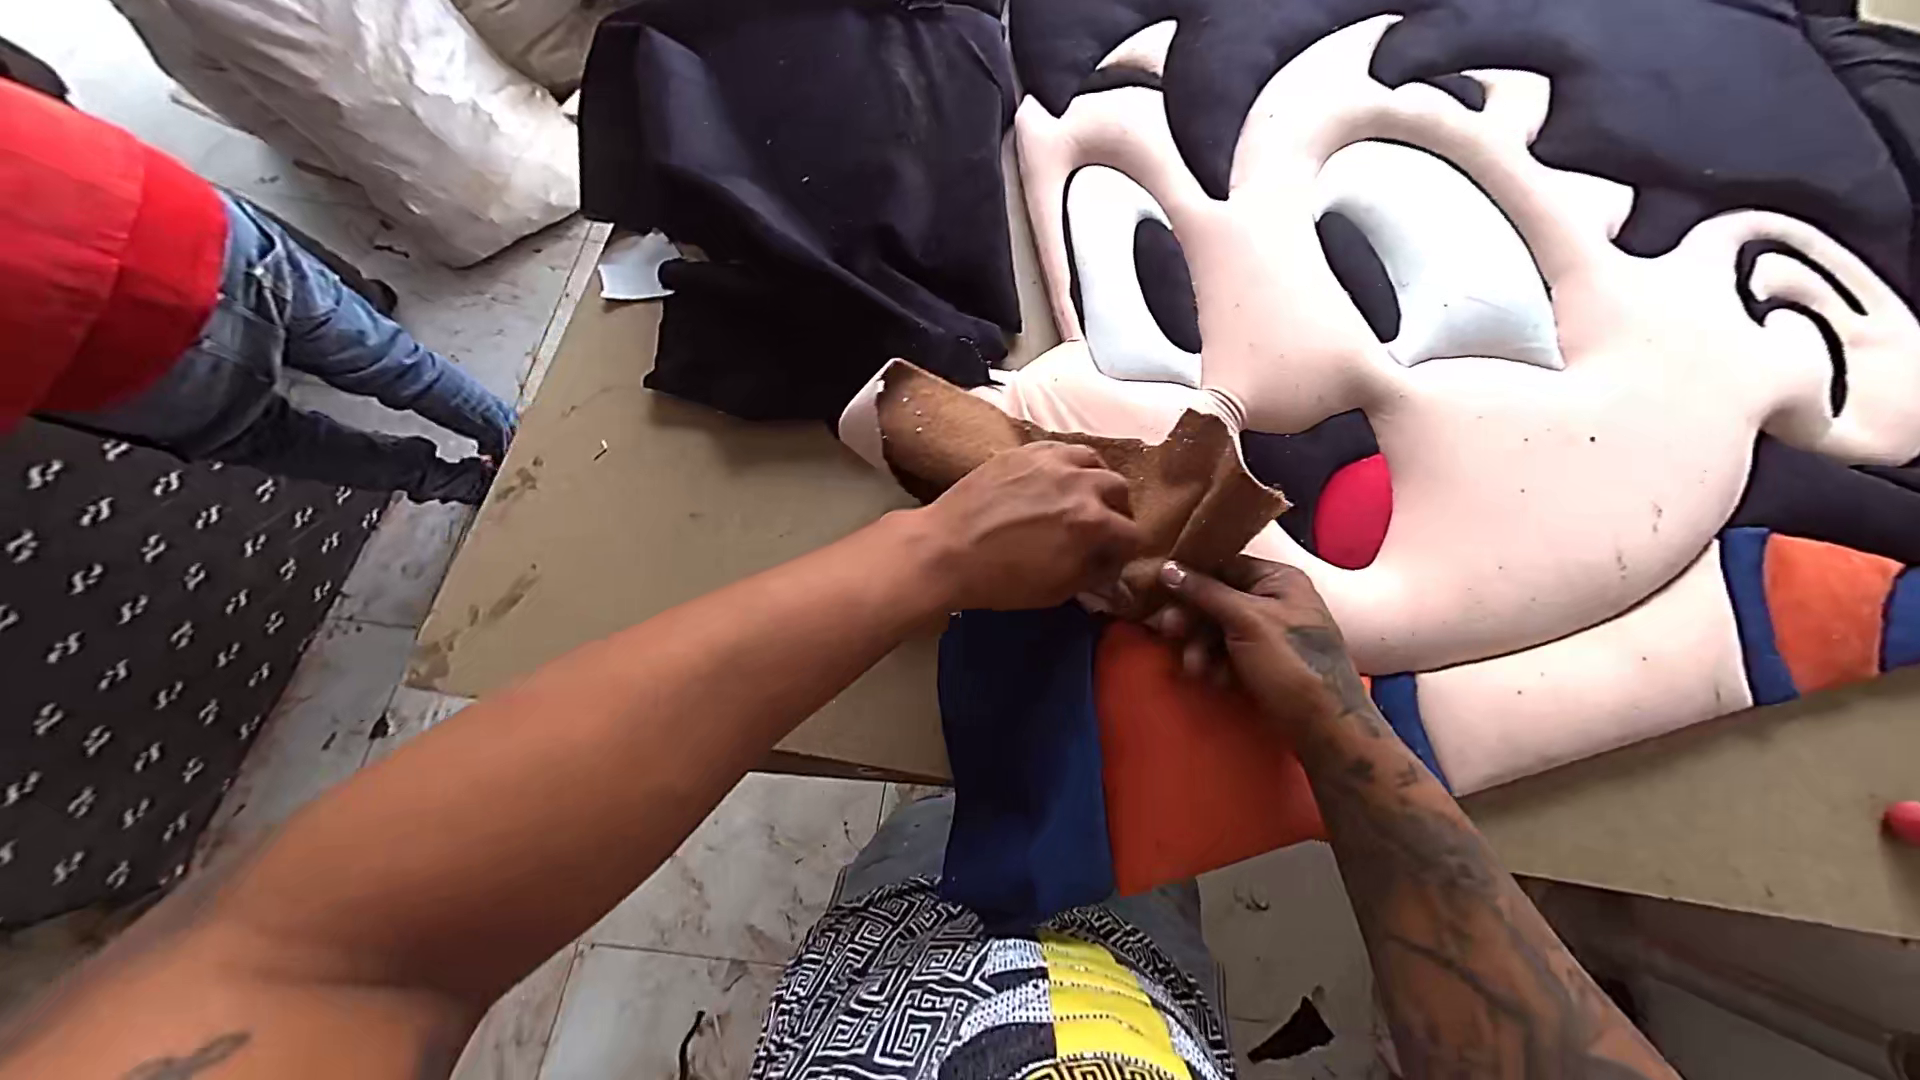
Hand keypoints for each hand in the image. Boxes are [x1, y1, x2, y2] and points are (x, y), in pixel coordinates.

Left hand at [906, 441, 1141, 610]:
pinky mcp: (1025, 451)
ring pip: (1094, 461)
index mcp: (1093, 522)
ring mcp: (1051, 460)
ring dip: (1096, 481)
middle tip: (1099, 526)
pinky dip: (1068, 465)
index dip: (1125, 551)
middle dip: (1116, 511)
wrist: (944, 550)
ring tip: (1082, 496)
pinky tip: (1055, 479)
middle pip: (1119, 490)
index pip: (1132, 533)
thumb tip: (1109, 565)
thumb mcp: (1056, 591)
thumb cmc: (999, 579)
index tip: (1112, 558)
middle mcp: (1080, 483)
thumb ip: (1092, 573)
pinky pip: (1061, 450)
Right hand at [1148, 556, 1370, 733]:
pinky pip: (1224, 650)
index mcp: (1277, 578)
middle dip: (1192, 619)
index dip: (1189, 576)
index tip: (1158, 589)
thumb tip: (1166, 567)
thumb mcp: (1245, 621)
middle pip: (1214, 597)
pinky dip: (1213, 662)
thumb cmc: (1290, 664)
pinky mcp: (1258, 658)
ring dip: (1199, 646)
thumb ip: (1204, 591)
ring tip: (1195, 668)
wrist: (1324, 728)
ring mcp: (1265, 630)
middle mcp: (1272, 598)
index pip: (1222, 565)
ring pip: (1214, 626)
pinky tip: (1214, 678)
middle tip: (1169, 631)